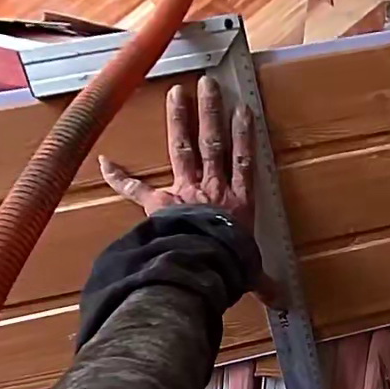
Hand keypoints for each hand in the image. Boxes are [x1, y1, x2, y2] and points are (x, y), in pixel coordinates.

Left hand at [101, 75, 279, 303]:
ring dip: (179, 120)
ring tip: (177, 92)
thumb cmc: (230, 265)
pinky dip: (120, 176)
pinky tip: (104, 160)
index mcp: (237, 202)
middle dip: (210, 113)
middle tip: (207, 84)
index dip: (244, 135)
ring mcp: (185, 191)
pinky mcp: (160, 203)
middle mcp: (213, 188)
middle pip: (212, 143)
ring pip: (183, 148)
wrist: (202, 264)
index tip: (242, 108)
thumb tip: (284, 304)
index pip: (244, 160)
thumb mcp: (251, 273)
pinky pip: (137, 188)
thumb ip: (264, 283)